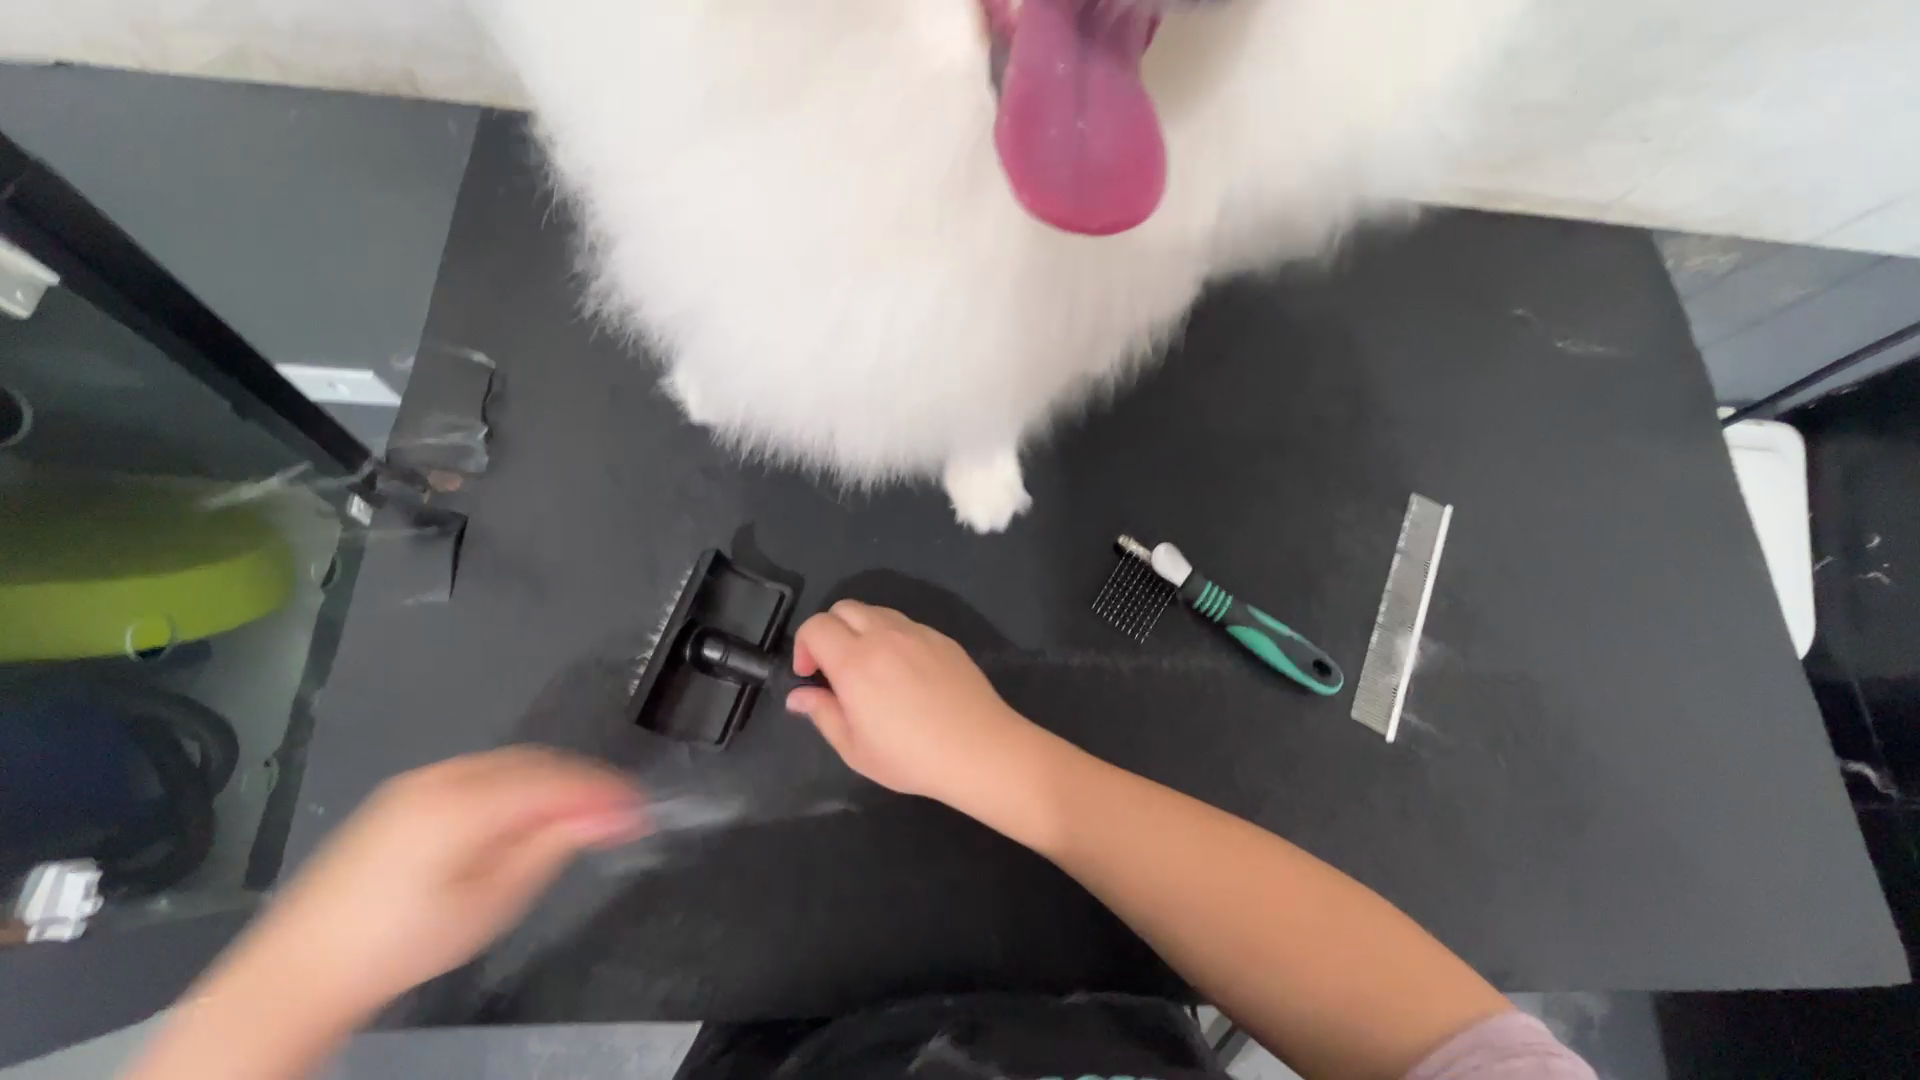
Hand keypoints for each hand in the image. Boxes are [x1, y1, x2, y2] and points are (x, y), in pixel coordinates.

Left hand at [230, 747, 644, 1016]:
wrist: (301, 970)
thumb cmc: (405, 942)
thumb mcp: (493, 900)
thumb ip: (553, 845)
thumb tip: (609, 814)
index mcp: (465, 802)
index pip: (556, 780)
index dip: (605, 792)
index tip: (641, 811)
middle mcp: (443, 777)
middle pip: (535, 763)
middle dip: (583, 784)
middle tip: (621, 814)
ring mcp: (420, 782)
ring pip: (509, 765)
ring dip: (553, 783)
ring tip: (583, 815)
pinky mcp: (405, 796)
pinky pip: (482, 774)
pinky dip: (519, 786)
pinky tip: (528, 813)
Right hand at [788, 601, 1053, 820]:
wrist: (979, 749)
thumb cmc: (910, 757)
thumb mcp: (855, 748)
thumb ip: (823, 713)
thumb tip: (799, 695)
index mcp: (855, 661)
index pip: (816, 626)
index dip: (804, 646)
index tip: (810, 676)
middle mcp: (884, 636)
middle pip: (844, 607)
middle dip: (830, 631)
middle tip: (836, 668)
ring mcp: (918, 633)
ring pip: (877, 611)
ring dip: (861, 630)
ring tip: (870, 669)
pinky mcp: (943, 639)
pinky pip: (907, 625)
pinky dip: (893, 637)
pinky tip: (906, 674)